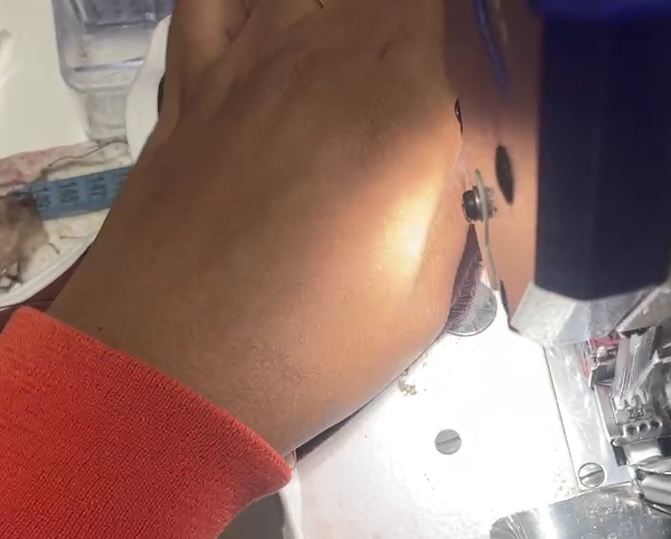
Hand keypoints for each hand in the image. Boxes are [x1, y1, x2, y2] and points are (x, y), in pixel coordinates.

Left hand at [49, 0, 468, 453]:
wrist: (176, 370)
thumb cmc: (309, 352)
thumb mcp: (422, 302)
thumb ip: (455, 211)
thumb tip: (461, 159)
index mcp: (405, 116)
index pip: (471, 26)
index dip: (492, 53)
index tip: (494, 98)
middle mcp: (330, 58)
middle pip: (404, 5)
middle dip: (435, 46)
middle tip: (439, 105)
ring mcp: (252, 57)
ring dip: (367, 26)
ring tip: (376, 84)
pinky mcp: (196, 77)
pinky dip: (269, 6)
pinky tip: (293, 38)